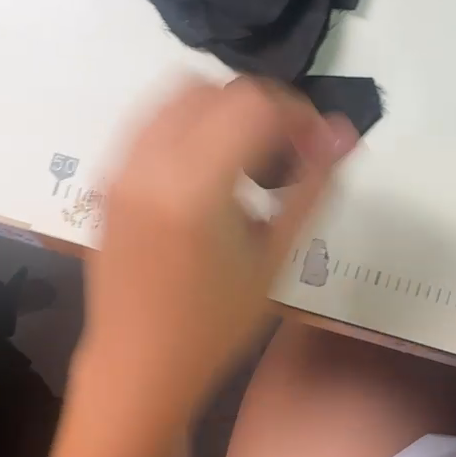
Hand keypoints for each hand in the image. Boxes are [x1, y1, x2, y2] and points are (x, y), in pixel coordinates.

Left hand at [80, 78, 355, 410]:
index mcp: (195, 186)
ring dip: (228, 109)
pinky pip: (155, 118)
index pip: (256, 105)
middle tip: (294, 151)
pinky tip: (215, 168)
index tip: (322, 147)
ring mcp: (121, 165)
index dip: (300, 114)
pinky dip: (194, 122)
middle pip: (221, 90)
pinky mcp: (109, 174)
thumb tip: (346, 133)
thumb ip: (313, 186)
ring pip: (182, 93)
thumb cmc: (217, 323)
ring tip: (254, 159)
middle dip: (268, 108)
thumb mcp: (277, 256)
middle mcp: (150, 161)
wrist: (138, 366)